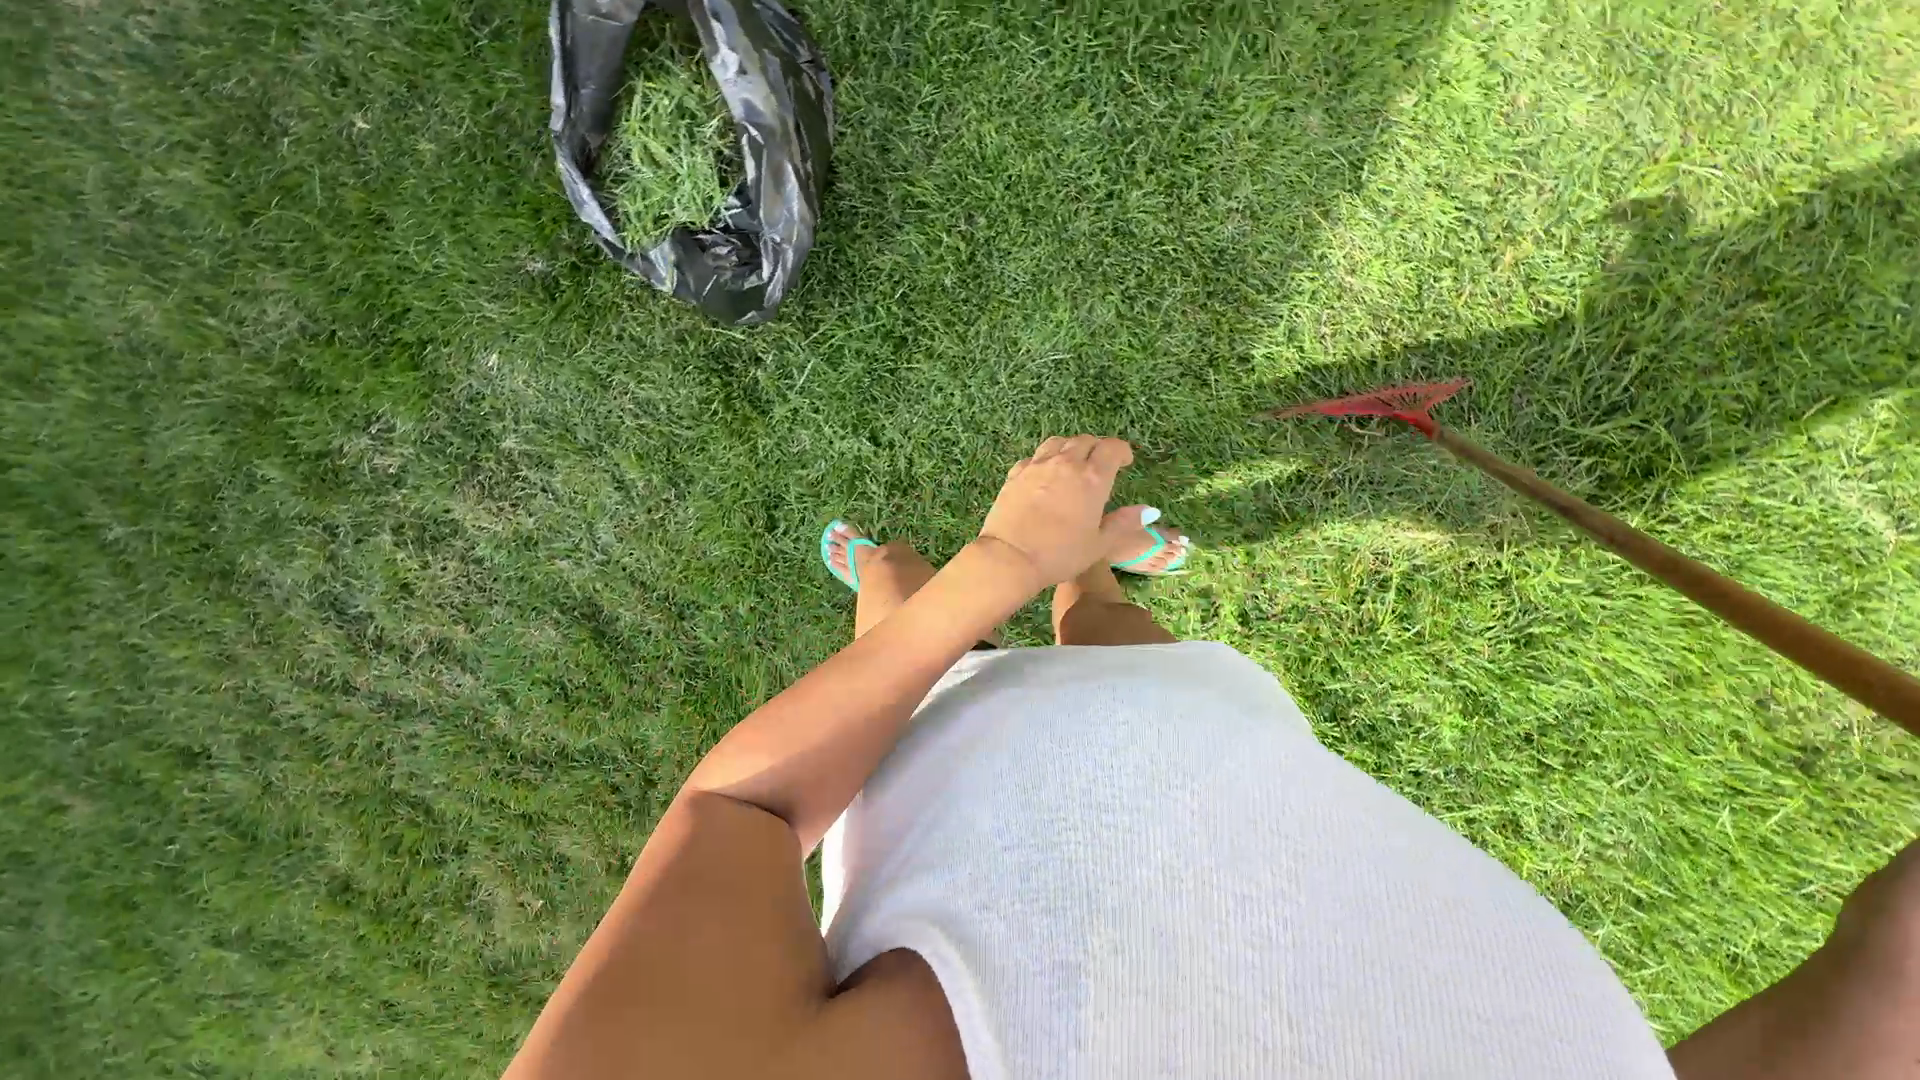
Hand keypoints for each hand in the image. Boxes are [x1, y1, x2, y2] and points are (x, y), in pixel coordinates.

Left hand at [975, 436, 1149, 588]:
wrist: (1010, 558)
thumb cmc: (1060, 555)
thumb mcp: (1099, 544)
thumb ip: (1123, 523)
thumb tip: (1148, 510)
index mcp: (1092, 478)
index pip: (1112, 448)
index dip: (1122, 451)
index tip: (1125, 462)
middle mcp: (1066, 463)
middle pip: (1085, 440)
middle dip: (1097, 448)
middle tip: (1101, 464)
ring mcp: (1037, 466)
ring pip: (1058, 442)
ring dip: (1070, 447)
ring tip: (1073, 463)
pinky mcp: (1015, 473)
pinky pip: (1035, 457)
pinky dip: (1045, 460)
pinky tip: (1045, 475)